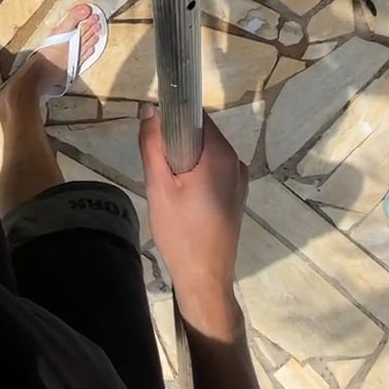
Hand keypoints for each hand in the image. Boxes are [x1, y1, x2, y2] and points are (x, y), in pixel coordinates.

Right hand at [139, 104, 248, 339]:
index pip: (196, 116)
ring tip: (168, 186)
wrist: (204, 280)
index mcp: (221, 156)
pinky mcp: (236, 195)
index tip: (154, 134)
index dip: (173, 117)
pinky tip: (181, 197)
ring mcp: (239, 180)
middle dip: (176, 142)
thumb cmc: (180, 233)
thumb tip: (149, 108)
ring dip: (185, 159)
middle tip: (158, 168)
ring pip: (205, 153)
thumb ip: (152, 144)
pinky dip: (195, 173)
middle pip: (201, 134)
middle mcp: (236, 162)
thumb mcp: (158, 186)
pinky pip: (212, 170)